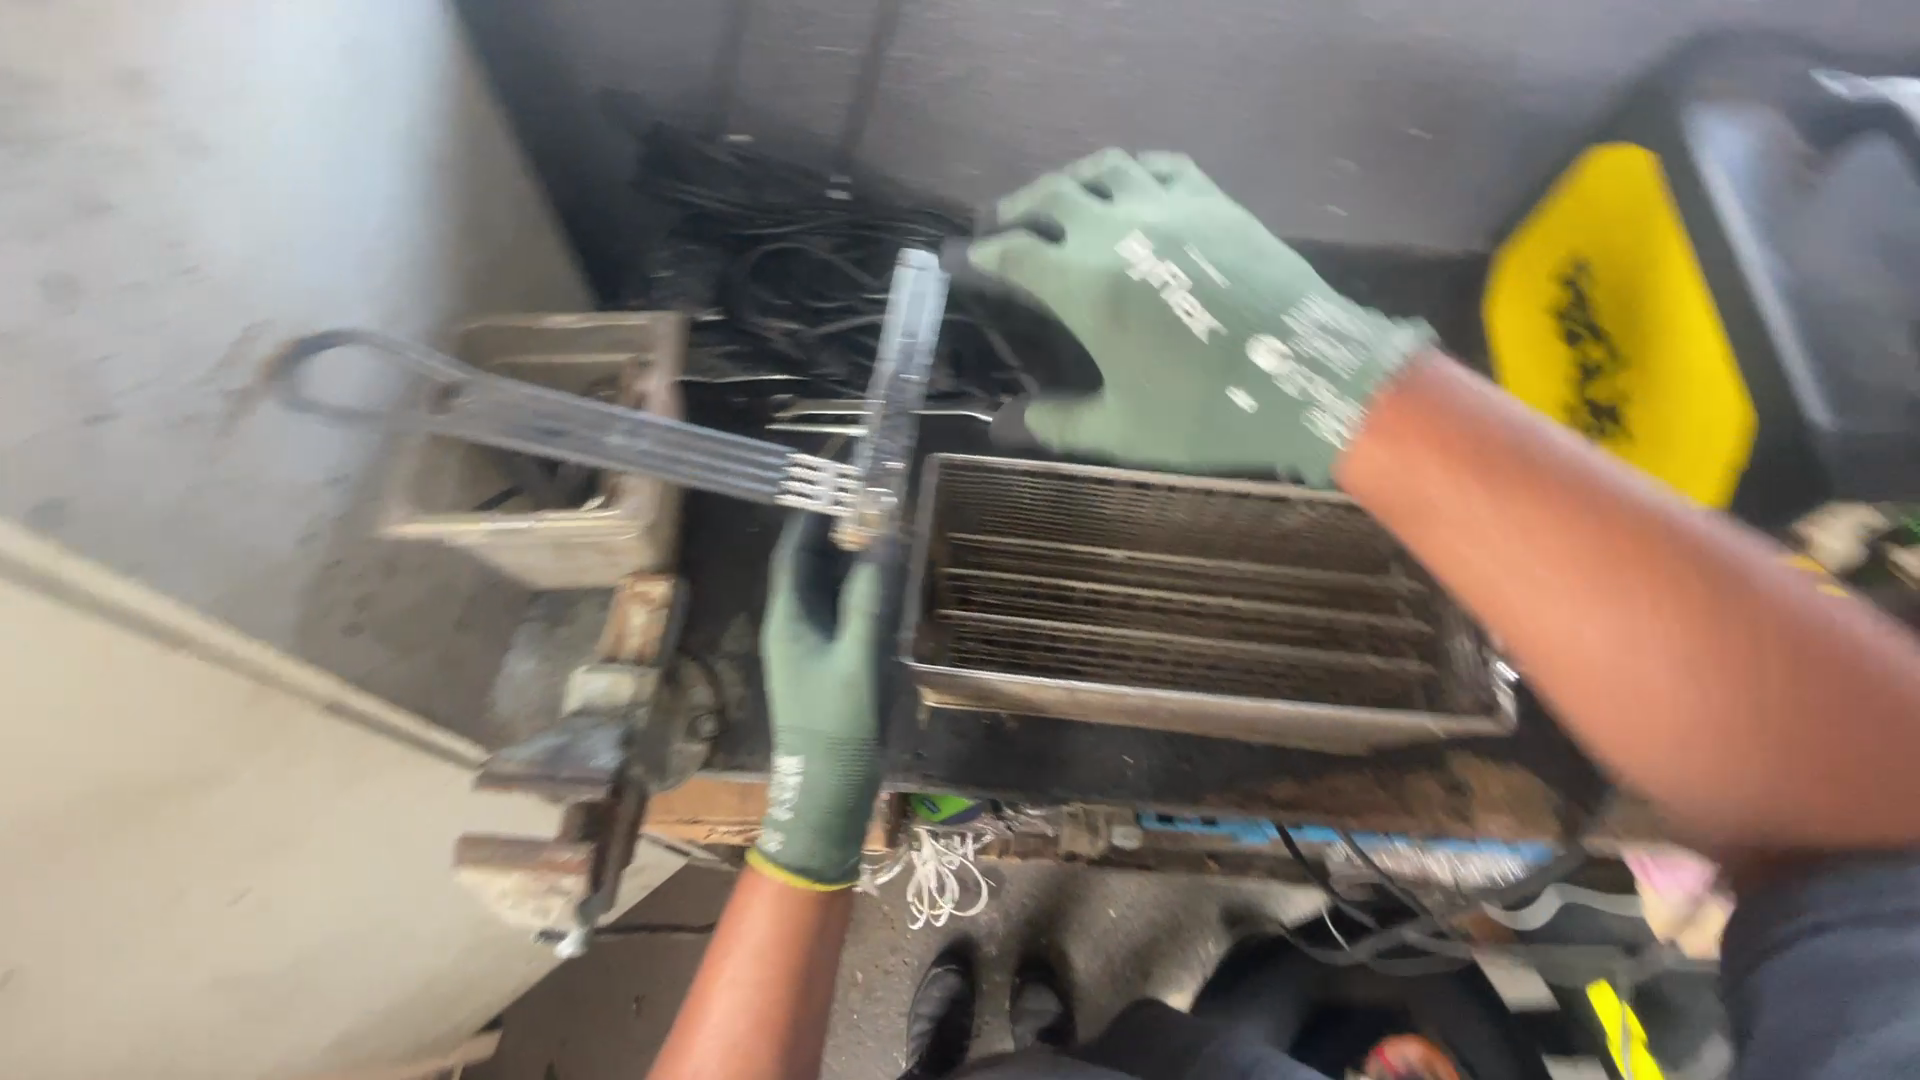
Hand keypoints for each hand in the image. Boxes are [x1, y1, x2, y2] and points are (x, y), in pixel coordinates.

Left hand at [751, 513, 885, 889]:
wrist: (827, 791)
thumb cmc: (837, 726)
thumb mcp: (856, 660)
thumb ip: (868, 599)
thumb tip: (881, 538)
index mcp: (787, 617)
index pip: (792, 547)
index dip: (811, 507)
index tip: (835, 471)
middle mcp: (792, 622)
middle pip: (808, 561)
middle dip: (835, 525)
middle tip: (872, 492)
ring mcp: (808, 642)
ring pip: (826, 585)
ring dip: (850, 555)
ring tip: (884, 523)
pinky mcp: (827, 659)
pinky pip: (840, 609)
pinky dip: (860, 586)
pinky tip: (888, 578)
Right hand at [969, 149, 1433, 484]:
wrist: (1307, 379)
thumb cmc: (1207, 412)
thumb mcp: (1121, 430)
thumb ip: (1057, 423)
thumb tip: (1004, 424)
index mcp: (1086, 287)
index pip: (1013, 253)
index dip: (979, 254)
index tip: (959, 257)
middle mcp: (1118, 233)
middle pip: (1048, 196)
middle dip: (1012, 208)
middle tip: (996, 223)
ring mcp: (1169, 208)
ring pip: (1101, 167)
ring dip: (1065, 180)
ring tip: (1053, 199)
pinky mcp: (1213, 201)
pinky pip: (1158, 164)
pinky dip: (1127, 170)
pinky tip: (1124, 186)